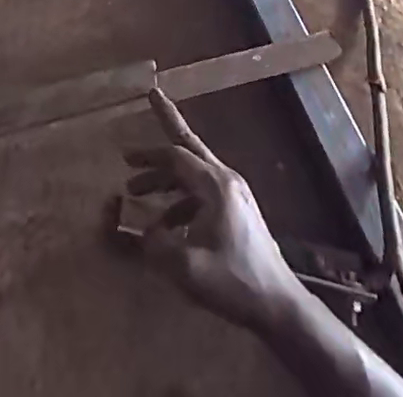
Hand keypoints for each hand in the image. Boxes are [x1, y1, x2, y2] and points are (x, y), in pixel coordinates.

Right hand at [125, 90, 306, 331]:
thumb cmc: (233, 281)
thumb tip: (143, 231)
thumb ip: (157, 245)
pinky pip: (201, 192)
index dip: (148, 155)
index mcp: (216, 186)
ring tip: (136, 190)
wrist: (278, 304)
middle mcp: (226, 180)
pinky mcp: (236, 210)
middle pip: (191, 144)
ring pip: (193, 171)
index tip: (124, 155)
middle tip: (153, 98)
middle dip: (169, 122)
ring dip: (166, 175)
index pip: (176, 157)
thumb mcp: (187, 267)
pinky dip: (179, 198)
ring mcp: (234, 194)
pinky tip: (165, 223)